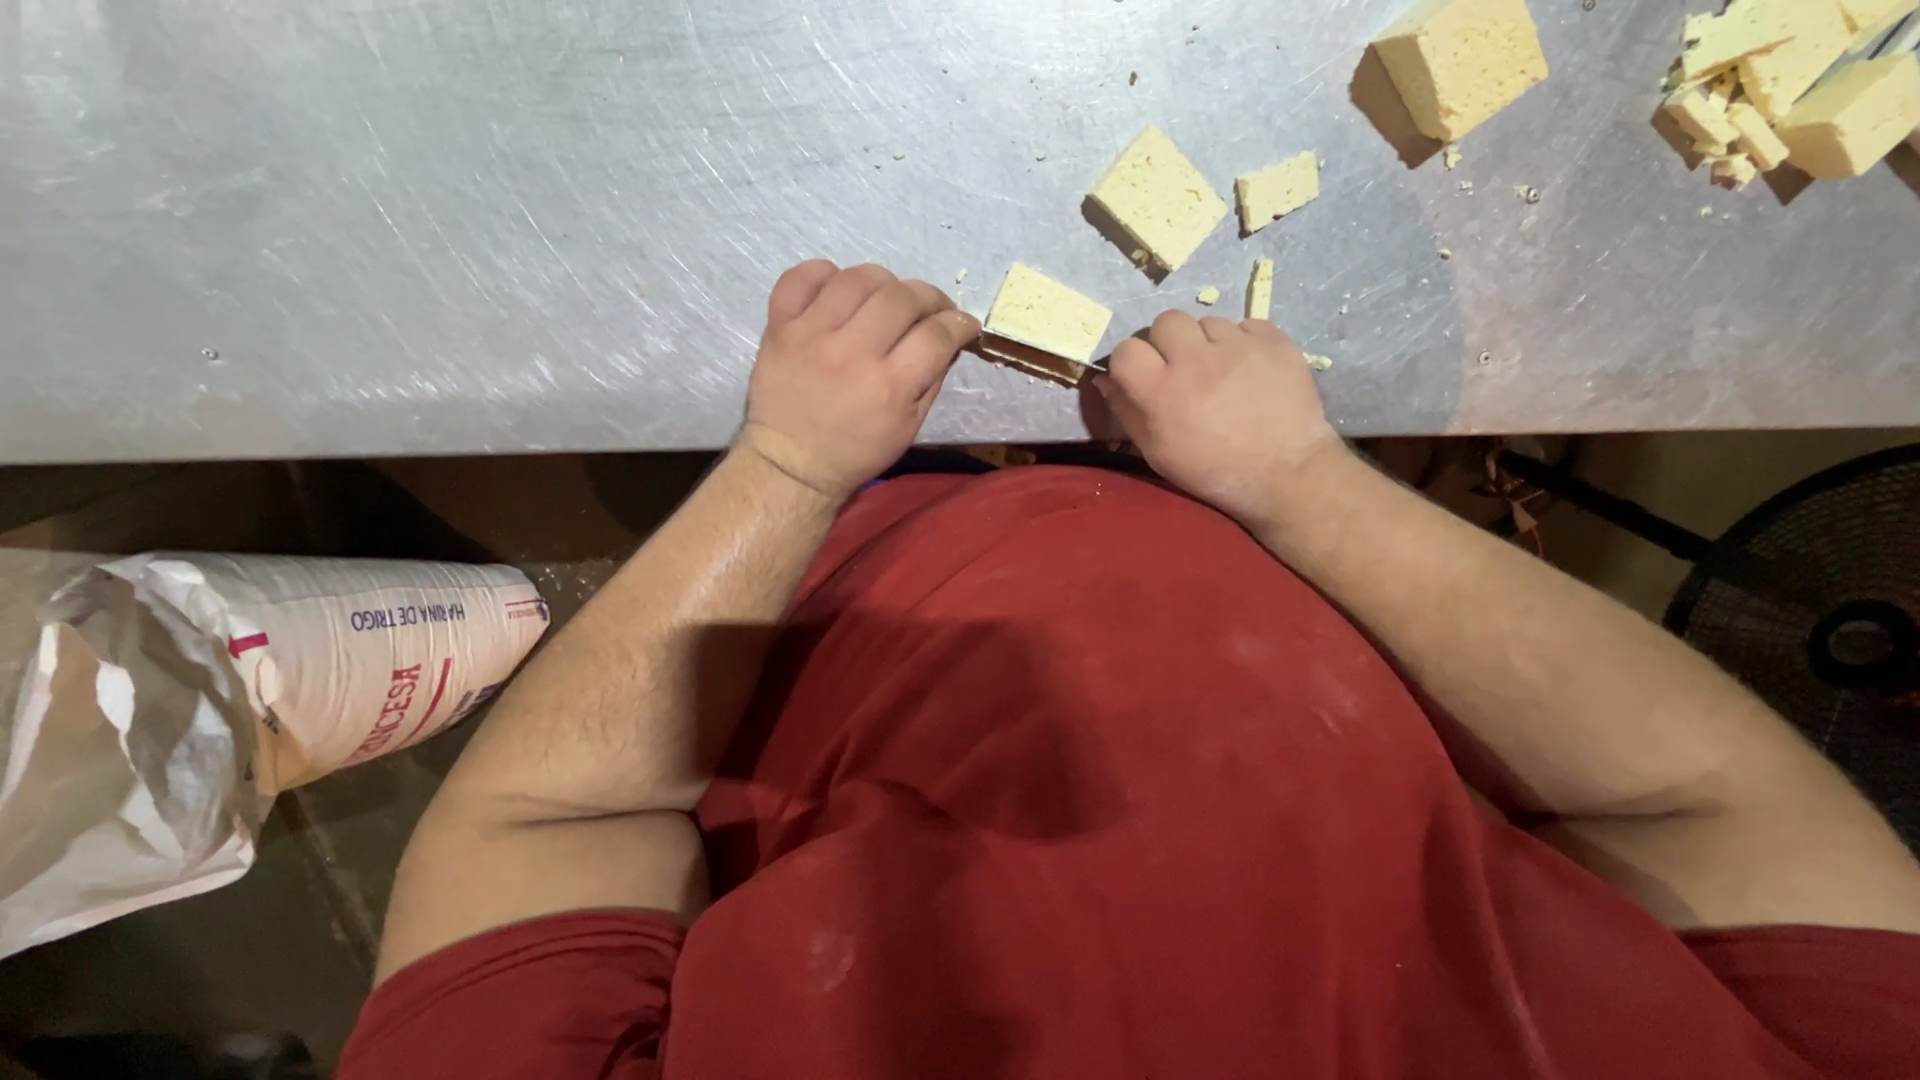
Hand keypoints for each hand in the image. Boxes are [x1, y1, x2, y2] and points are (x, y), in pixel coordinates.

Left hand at [739, 260, 979, 499]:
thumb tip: (948, 338)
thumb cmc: (856, 452)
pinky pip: (802, 276)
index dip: (959, 323)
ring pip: (857, 278)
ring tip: (885, 298)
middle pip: (902, 297)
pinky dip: (824, 273)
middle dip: (929, 297)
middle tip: (931, 309)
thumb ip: (931, 380)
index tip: (963, 325)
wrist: (791, 464)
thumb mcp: (908, 428)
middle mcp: (851, 354)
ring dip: (883, 281)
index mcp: (889, 387)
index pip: (937, 334)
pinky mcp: (780, 327)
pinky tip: (838, 290)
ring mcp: (811, 335)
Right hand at [1096, 313, 1343, 524]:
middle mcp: (1196, 360)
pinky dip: (1243, 343)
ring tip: (1221, 371)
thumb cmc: (1212, 470)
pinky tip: (1249, 370)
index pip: (1126, 349)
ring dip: (1207, 343)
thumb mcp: (1158, 453)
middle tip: (1183, 368)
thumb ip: (1127, 412)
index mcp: (1161, 392)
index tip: (1142, 376)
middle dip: (1169, 342)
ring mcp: (1238, 346)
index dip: (1131, 362)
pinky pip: (1246, 325)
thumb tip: (1105, 380)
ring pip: (1208, 322)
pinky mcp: (1273, 341)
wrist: (1284, 473)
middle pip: (1166, 321)